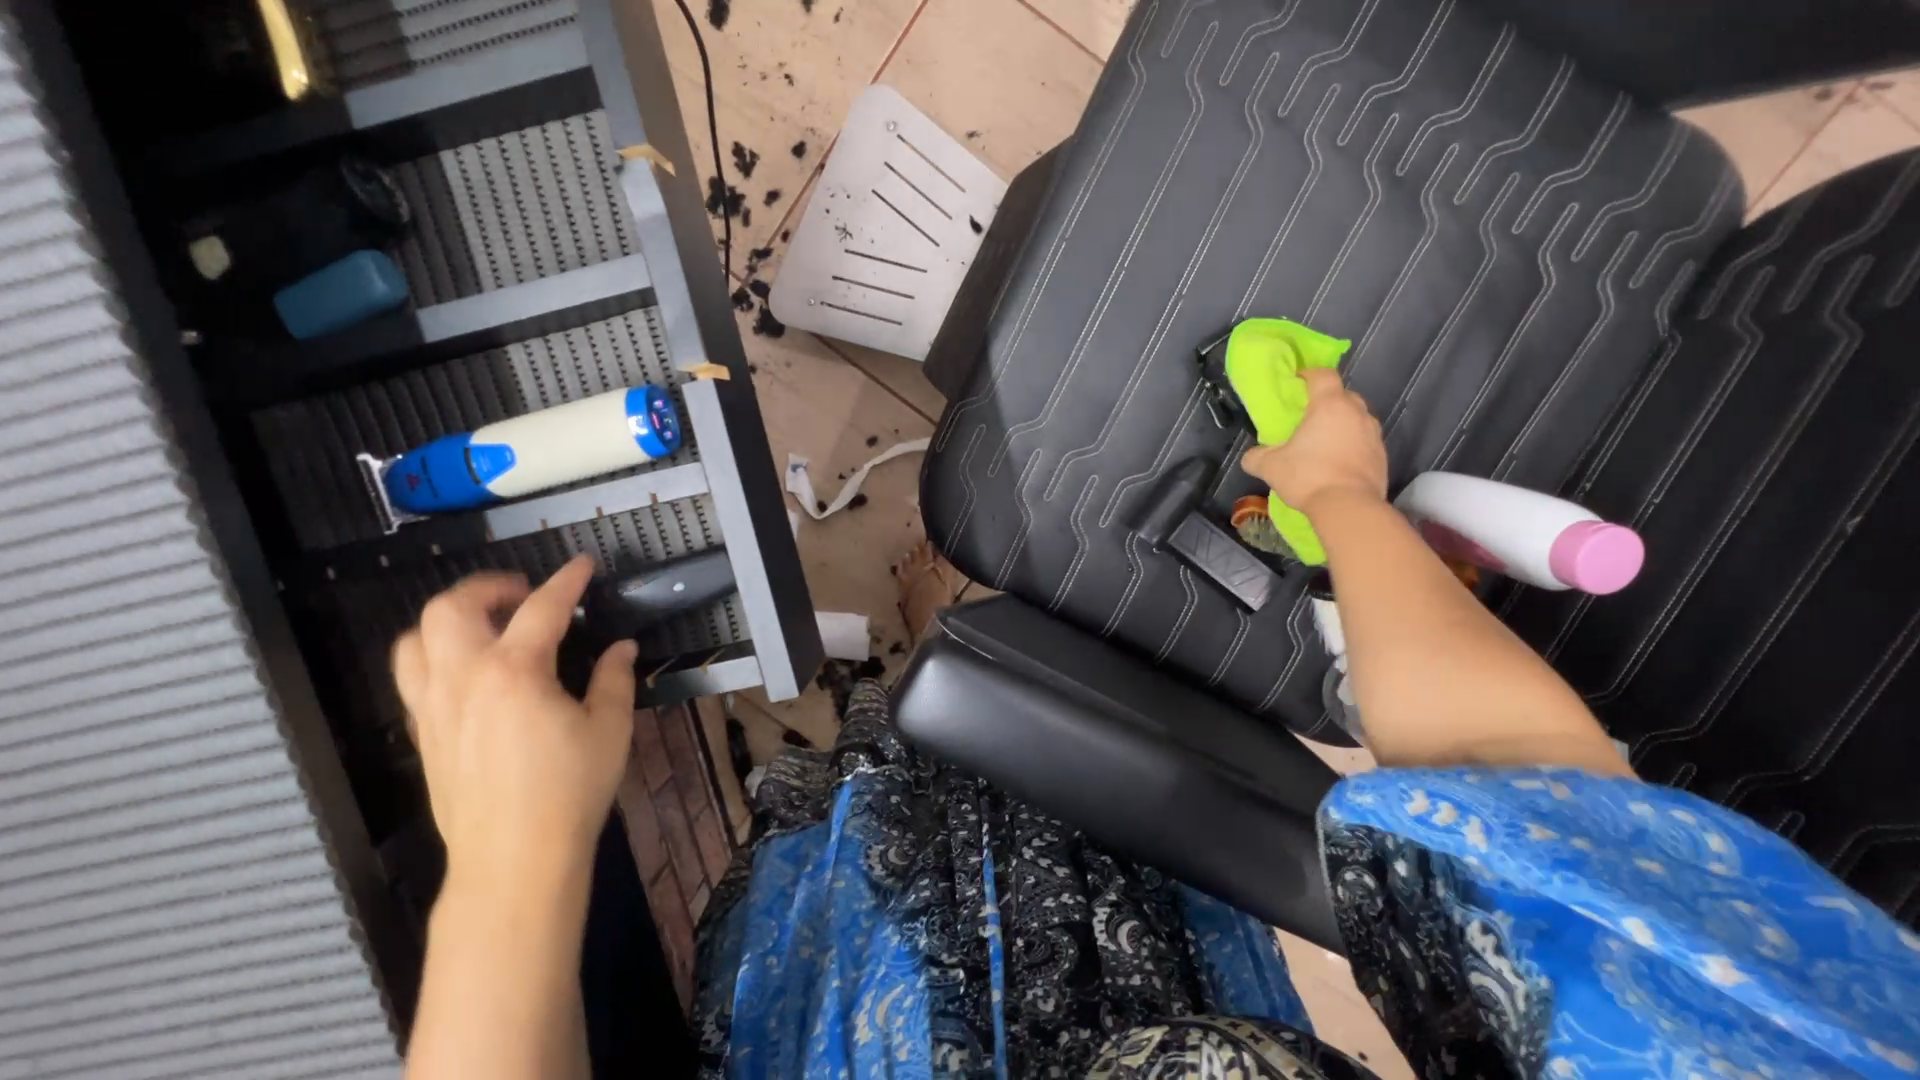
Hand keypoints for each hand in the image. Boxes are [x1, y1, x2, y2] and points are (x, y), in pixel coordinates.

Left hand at [392, 555, 636, 894]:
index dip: (566, 580)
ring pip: (414, 640)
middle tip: (523, 595)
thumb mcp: (610, 731)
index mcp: (515, 672)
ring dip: (448, 620)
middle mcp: (464, 679)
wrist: (514, 858)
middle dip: (487, 587)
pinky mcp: (424, 735)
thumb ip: (614, 680)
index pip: (542, 608)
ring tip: (484, 627)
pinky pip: (414, 679)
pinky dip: (437, 658)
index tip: (582, 565)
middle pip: (451, 607)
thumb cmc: (570, 792)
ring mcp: (434, 707)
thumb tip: (620, 649)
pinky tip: (470, 674)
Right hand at [1240, 368, 1387, 515]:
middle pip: (1344, 395)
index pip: (1323, 375)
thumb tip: (1250, 457)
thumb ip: (1257, 457)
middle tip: (1311, 416)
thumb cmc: (1308, 476)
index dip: (1309, 374)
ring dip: (1343, 423)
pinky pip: (1366, 441)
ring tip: (1326, 441)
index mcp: (1329, 405)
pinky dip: (1354, 445)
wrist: (1349, 507)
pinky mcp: (1382, 455)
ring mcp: (1373, 434)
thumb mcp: (1270, 467)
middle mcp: (1356, 413)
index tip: (1298, 382)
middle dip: (1328, 401)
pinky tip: (1340, 462)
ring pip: (1358, 418)